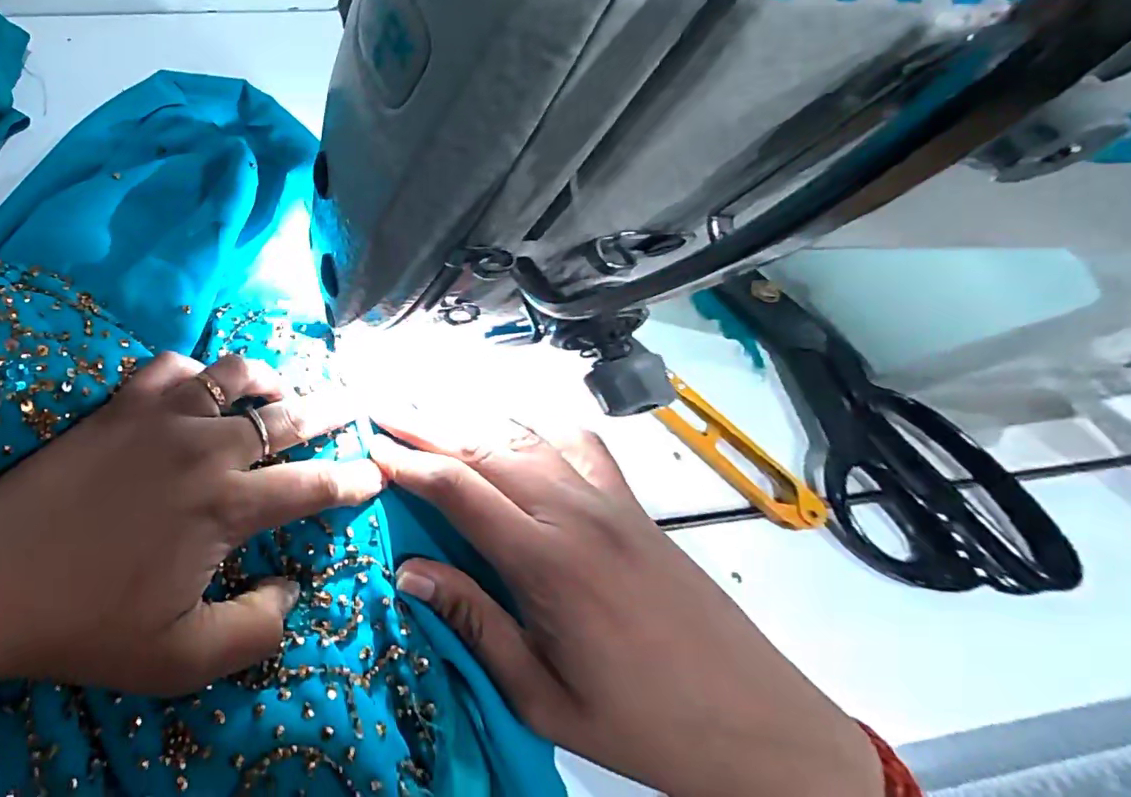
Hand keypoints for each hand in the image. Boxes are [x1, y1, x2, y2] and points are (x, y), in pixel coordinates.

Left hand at [0, 352, 376, 795]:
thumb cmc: (87, 621)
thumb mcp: (182, 659)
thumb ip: (257, 628)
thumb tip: (293, 588)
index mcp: (230, 506)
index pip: (312, 485)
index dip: (352, 479)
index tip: (374, 472)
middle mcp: (208, 446)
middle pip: (288, 416)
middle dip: (331, 409)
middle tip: (353, 402)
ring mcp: (164, 414)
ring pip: (237, 373)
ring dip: (270, 379)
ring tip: (283, 388)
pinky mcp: (123, 401)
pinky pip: (172, 363)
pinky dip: (195, 369)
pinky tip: (198, 383)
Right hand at [367, 414, 880, 796]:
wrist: (761, 726)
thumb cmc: (643, 724)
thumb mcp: (542, 694)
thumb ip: (473, 621)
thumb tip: (407, 571)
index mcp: (545, 560)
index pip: (456, 486)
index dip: (406, 462)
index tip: (369, 448)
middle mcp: (573, 511)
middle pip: (482, 444)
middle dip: (424, 422)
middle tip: (381, 407)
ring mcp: (607, 499)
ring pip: (524, 434)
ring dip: (470, 415)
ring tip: (429, 405)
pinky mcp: (632, 503)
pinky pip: (578, 441)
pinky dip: (537, 422)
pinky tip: (517, 422)